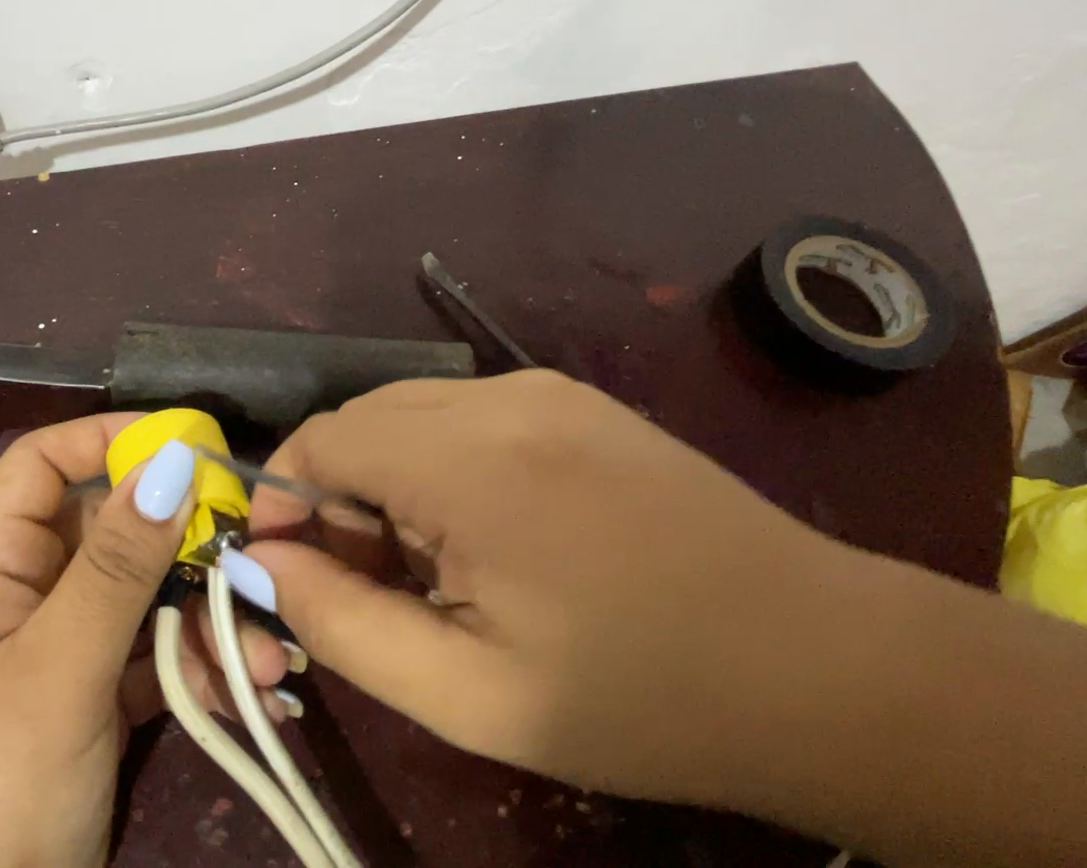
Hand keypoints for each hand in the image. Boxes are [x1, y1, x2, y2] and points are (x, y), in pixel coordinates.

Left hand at [0, 414, 297, 867]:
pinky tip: (257, 694)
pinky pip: (158, 664)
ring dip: (211, 620)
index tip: (192, 444)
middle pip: (115, 534)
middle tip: (262, 559)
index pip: (41, 466)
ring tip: (269, 659)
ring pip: (148, 603)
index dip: (108, 439)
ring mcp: (67, 657)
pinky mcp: (97, 710)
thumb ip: (117, 569)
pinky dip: (203, 671)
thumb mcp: (54, 673)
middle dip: (189, 545)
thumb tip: (172, 461)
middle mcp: (30, 599)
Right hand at [234, 370, 839, 804]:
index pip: (322, 439)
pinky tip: (485, 535)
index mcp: (472, 461)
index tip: (288, 570)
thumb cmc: (639, 698)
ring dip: (386, 481)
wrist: (822, 665)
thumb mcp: (467, 694)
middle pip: (362, 420)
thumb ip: (341, 622)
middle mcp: (503, 397)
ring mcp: (548, 389)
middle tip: (365, 583)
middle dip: (334, 495)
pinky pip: (465, 417)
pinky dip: (438, 465)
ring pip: (410, 414)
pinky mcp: (578, 400)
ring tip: (430, 568)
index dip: (281, 498)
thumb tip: (264, 564)